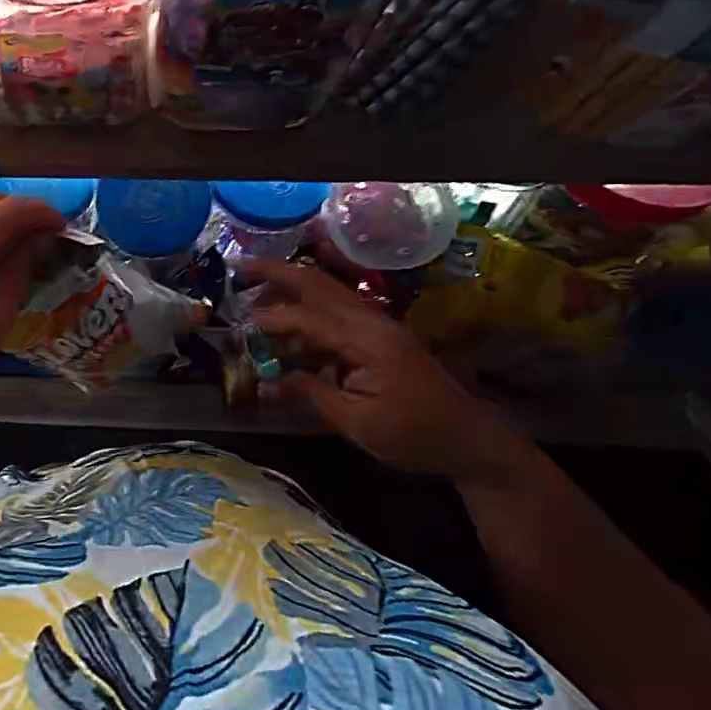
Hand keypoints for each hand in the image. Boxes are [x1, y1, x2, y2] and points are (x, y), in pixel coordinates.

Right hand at [241, 258, 535, 485]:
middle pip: (317, 283)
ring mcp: (378, 324)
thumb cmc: (414, 436)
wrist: (472, 440)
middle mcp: (372, 321)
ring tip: (253, 287)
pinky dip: (306, 304)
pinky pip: (336, 307)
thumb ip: (308, 394)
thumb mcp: (356, 423)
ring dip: (288, 284)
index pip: (307, 317)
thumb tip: (263, 384)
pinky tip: (287, 319)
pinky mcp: (379, 333)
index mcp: (368, 342)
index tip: (239, 326)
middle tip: (238, 269)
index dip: (270, 319)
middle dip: (275, 272)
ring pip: (326, 289)